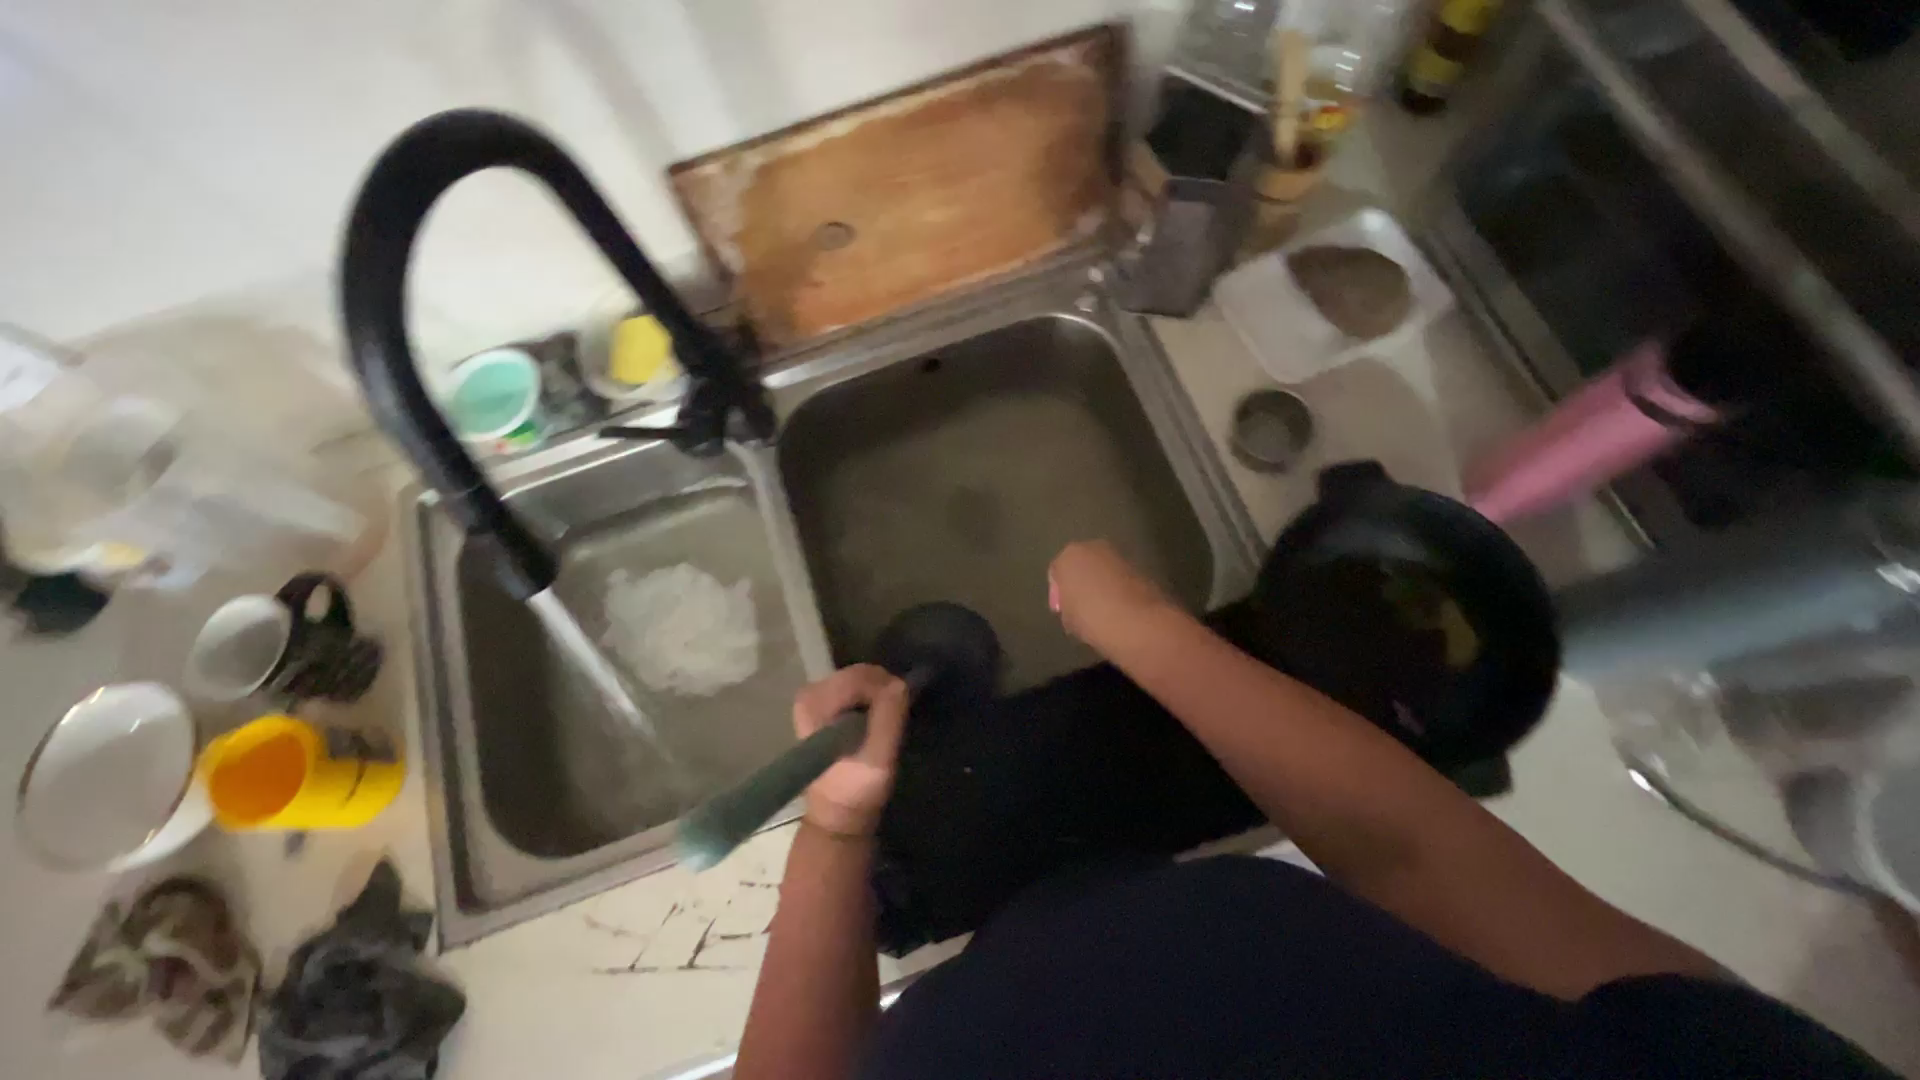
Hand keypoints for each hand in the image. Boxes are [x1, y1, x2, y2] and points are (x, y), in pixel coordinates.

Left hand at [794, 665, 908, 837]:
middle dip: (884, 689)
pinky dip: (871, 698)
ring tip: (890, 719)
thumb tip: (900, 683)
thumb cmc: (856, 790)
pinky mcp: (822, 704)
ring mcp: (814, 697)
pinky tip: (877, 719)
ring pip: (859, 678)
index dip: (887, 688)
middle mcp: (810, 693)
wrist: (837, 814)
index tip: (905, 707)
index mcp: (815, 704)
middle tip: (900, 714)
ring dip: (879, 694)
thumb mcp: (879, 758)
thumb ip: (888, 718)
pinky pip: (855, 688)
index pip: (860, 677)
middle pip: (859, 674)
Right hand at [1048, 540, 1178, 651]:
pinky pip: (1121, 578)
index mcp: (1068, 555)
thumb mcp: (1068, 618)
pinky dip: (1119, 589)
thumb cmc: (1091, 618)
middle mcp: (1094, 547)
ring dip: (1101, 585)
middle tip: (1080, 608)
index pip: (1056, 572)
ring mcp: (1120, 555)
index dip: (1058, 593)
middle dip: (1080, 583)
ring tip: (1101, 610)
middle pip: (1081, 565)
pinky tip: (1119, 609)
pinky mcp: (1141, 567)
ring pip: (1103, 570)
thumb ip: (1067, 605)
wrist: (1137, 622)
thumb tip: (1075, 606)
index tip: (1062, 611)